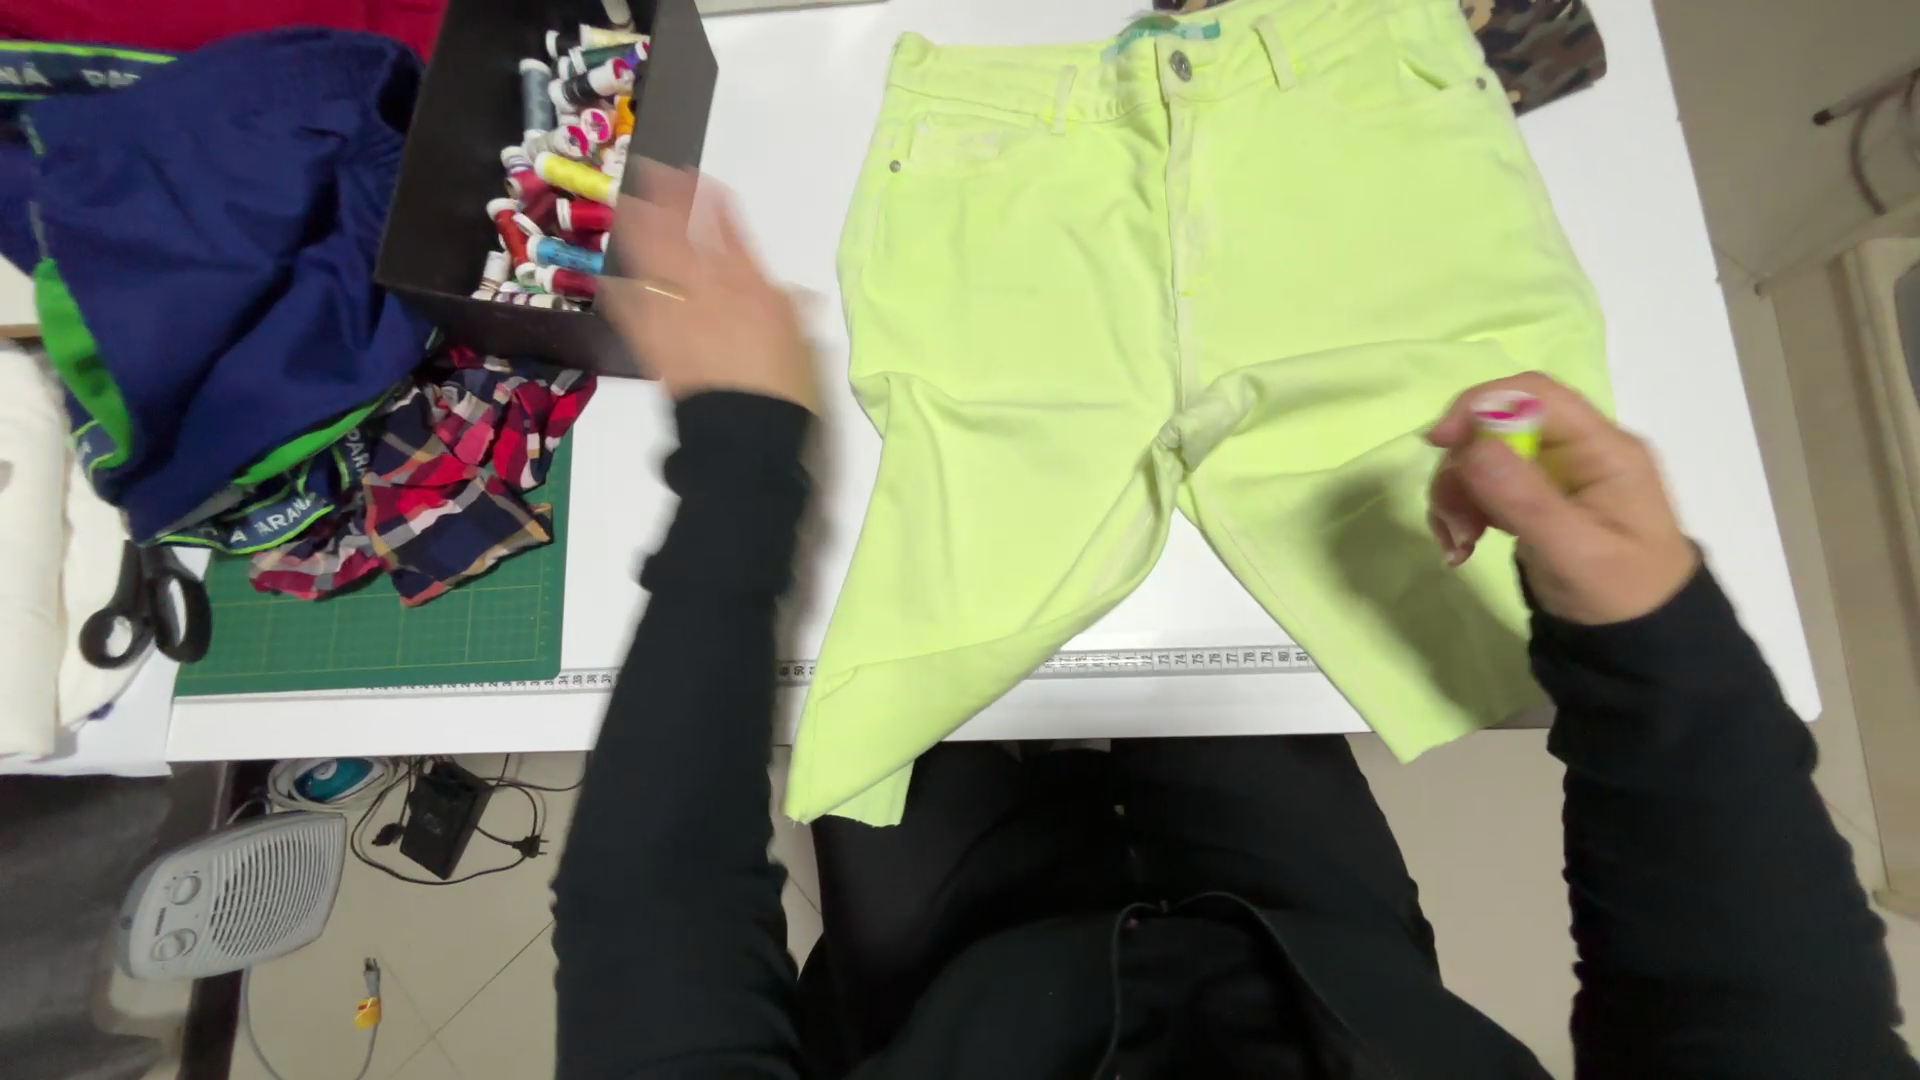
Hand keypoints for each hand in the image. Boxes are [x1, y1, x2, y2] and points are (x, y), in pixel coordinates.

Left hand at [600, 160, 818, 412]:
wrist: (748, 432)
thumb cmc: (786, 390)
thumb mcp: (803, 345)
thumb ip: (793, 313)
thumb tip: (801, 297)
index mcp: (752, 285)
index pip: (730, 230)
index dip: (713, 200)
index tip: (700, 178)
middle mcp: (710, 288)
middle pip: (682, 232)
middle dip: (667, 199)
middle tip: (653, 173)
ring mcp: (677, 312)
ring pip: (651, 259)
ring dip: (638, 229)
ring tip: (628, 206)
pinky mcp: (654, 340)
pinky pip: (631, 306)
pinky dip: (622, 288)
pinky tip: (612, 275)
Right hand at [1426, 373, 1698, 624]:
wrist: (1635, 633)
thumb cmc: (1617, 589)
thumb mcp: (1572, 550)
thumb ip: (1524, 498)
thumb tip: (1471, 448)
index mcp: (1601, 448)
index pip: (1533, 394)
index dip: (1478, 406)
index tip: (1439, 444)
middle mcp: (1573, 449)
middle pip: (1491, 428)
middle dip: (1459, 470)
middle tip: (1452, 521)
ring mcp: (1548, 472)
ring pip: (1475, 460)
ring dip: (1452, 497)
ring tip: (1458, 543)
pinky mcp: (1526, 494)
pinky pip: (1474, 486)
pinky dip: (1456, 512)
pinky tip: (1460, 546)